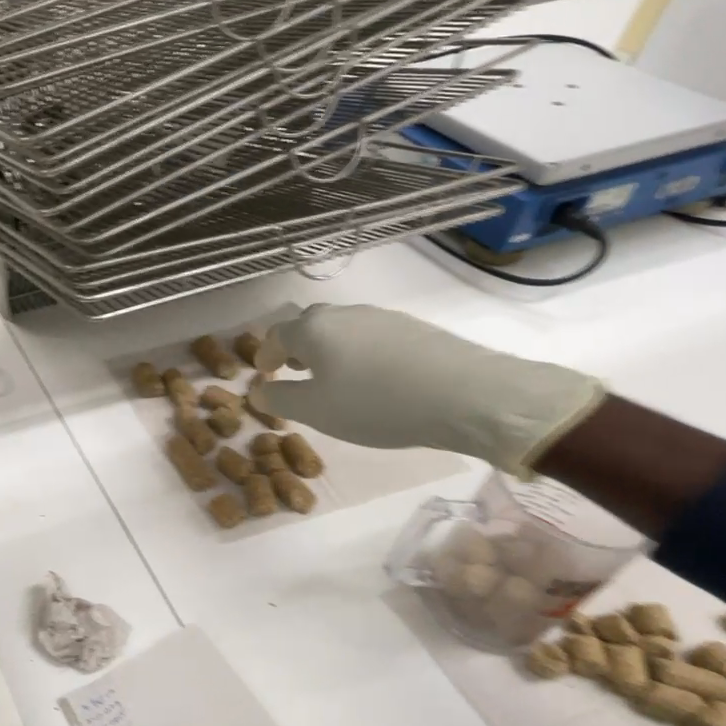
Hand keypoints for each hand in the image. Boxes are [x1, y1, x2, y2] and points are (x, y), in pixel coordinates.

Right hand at [249, 304, 604, 476]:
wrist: (466, 395)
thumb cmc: (375, 404)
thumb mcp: (315, 411)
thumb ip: (279, 398)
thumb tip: (259, 388)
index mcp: (313, 329)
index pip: (276, 335)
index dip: (265, 355)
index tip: (263, 374)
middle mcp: (344, 313)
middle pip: (309, 324)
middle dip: (297, 346)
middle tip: (296, 372)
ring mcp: (382, 317)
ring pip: (343, 329)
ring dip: (330, 349)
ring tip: (335, 379)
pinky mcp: (414, 328)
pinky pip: (372, 336)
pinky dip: (360, 353)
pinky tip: (374, 379)